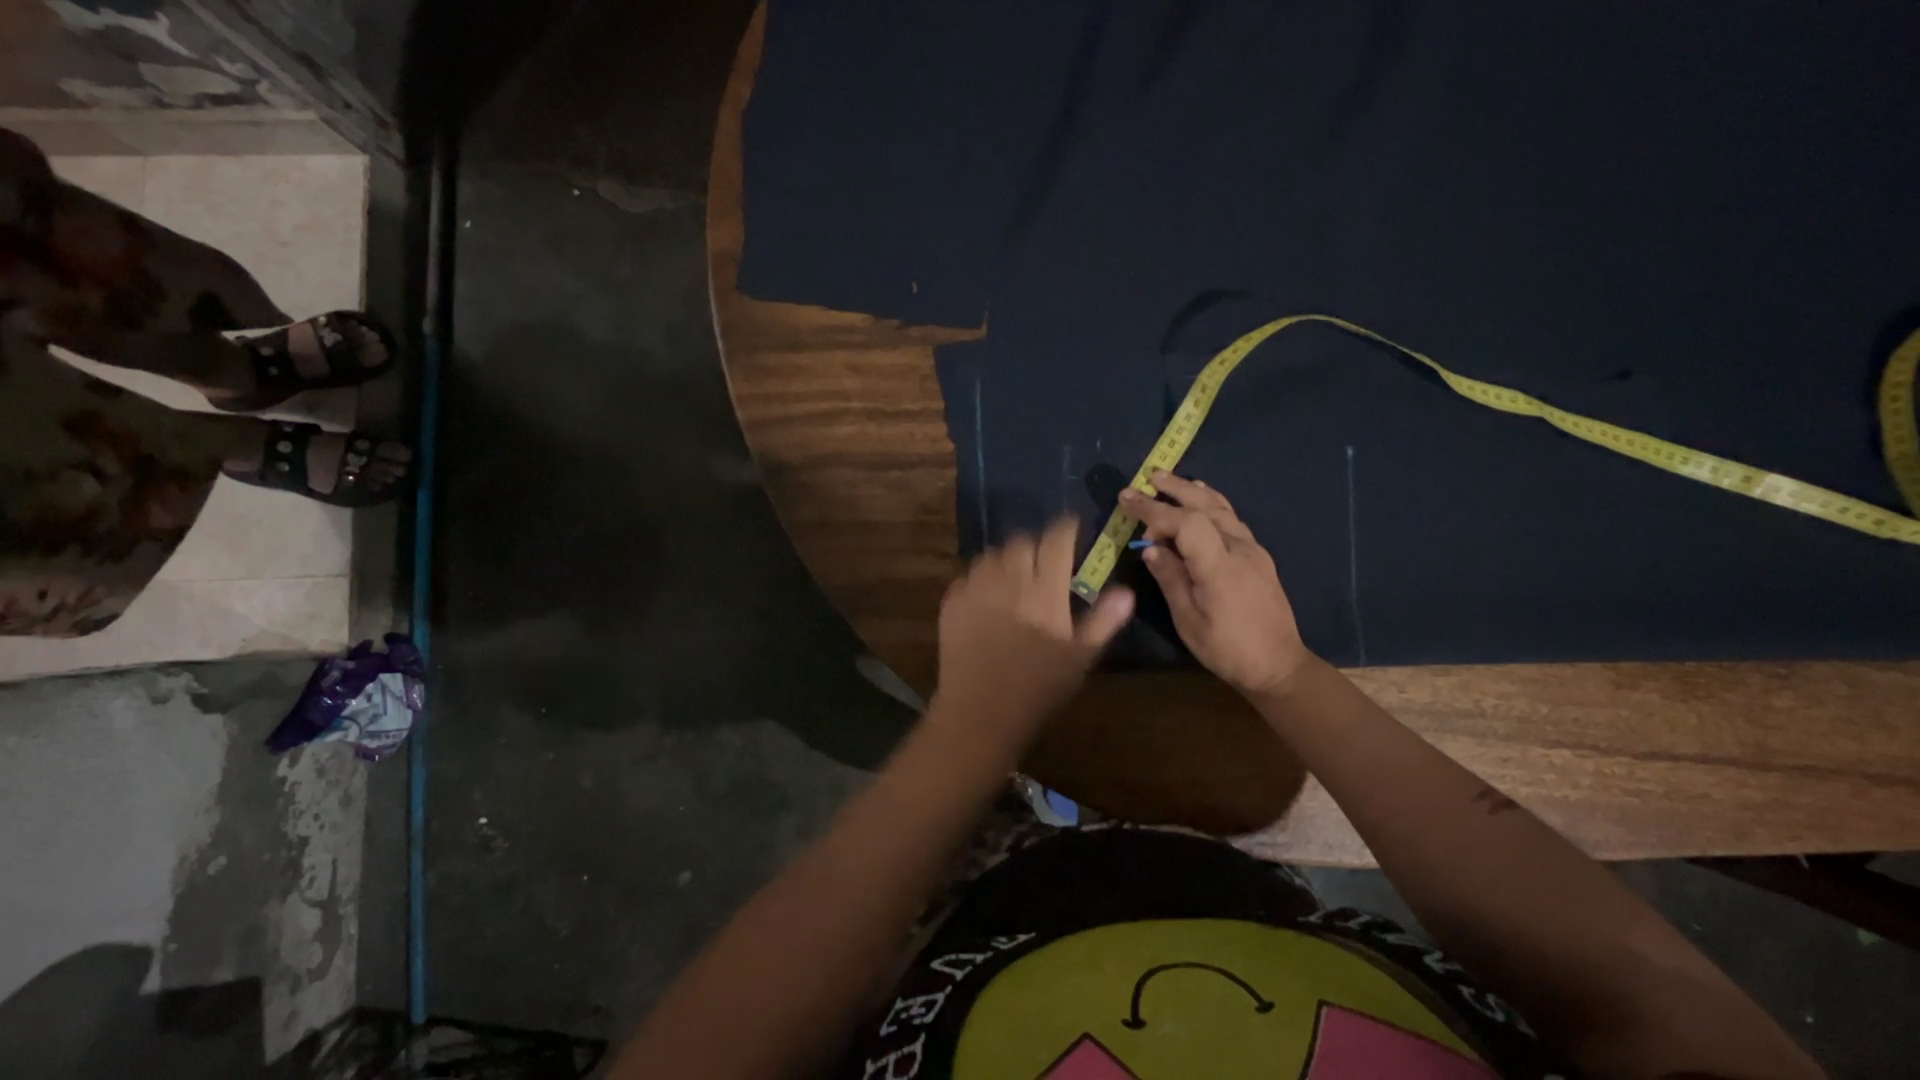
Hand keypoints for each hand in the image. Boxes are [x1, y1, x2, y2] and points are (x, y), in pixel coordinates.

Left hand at [934, 517, 1134, 739]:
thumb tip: (1127, 592)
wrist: (981, 710)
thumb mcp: (1079, 658)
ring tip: (1013, 577)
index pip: (1056, 541)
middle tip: (1042, 560)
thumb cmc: (1038, 687)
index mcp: (1044, 590)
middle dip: (1034, 544)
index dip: (1065, 528)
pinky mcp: (952, 603)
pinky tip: (987, 598)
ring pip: (992, 555)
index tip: (1071, 527)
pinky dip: (980, 579)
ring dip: (1005, 560)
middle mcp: (1009, 580)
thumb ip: (1104, 620)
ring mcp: (976, 589)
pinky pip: (967, 576)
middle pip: (1021, 541)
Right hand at [1121, 470, 1311, 695]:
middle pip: (1206, 507)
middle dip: (1174, 490)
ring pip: (1222, 509)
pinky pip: (1232, 519)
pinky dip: (1212, 504)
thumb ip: (1170, 579)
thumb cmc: (1228, 649)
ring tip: (1171, 481)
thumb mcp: (1189, 621)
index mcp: (1219, 567)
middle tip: (1148, 476)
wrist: (1278, 664)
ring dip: (1194, 492)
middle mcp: (1240, 549)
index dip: (1154, 510)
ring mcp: (1254, 551)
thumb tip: (1151, 548)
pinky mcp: (1259, 557)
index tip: (1127, 500)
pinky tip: (1202, 502)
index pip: (1185, 524)